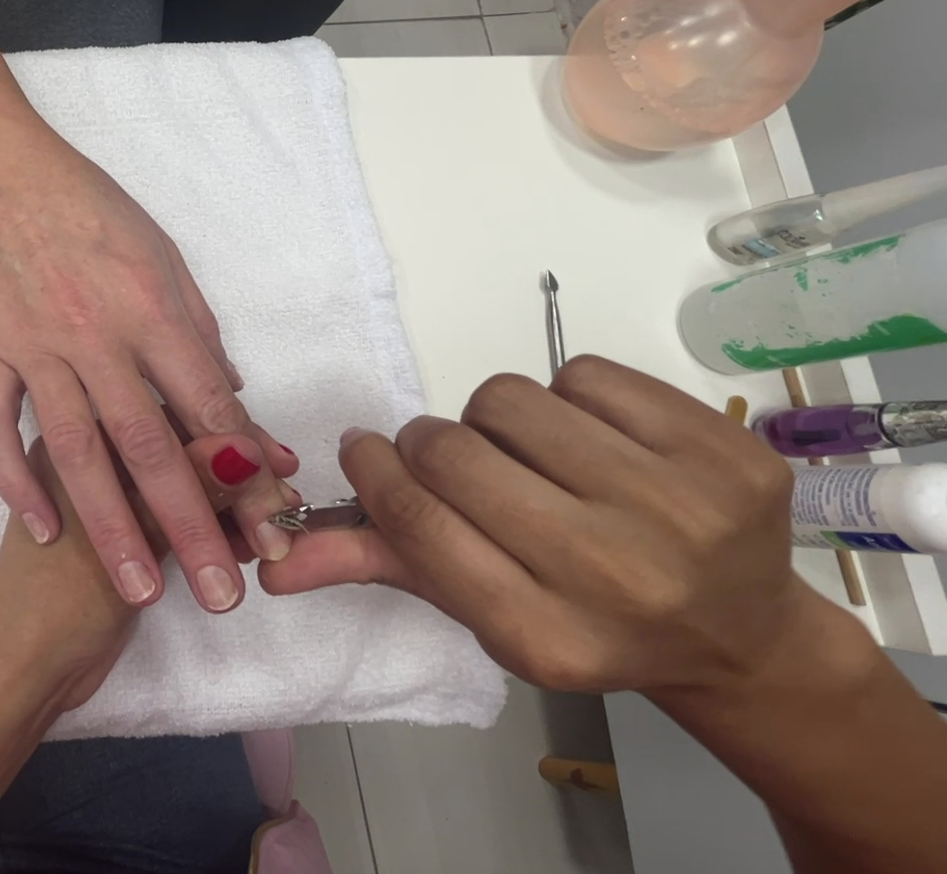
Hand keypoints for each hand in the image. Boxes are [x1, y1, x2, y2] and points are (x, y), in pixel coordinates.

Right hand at [0, 129, 299, 614]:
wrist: (0, 177)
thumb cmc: (93, 211)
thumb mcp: (165, 258)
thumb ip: (197, 334)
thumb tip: (229, 402)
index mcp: (151, 308)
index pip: (207, 405)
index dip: (246, 472)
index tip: (274, 530)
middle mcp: (95, 336)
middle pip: (147, 445)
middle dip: (190, 525)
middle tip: (222, 595)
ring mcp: (34, 350)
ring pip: (74, 451)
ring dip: (109, 524)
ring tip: (140, 590)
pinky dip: (13, 481)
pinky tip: (42, 530)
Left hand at [0, 430, 292, 710]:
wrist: (26, 672)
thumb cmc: (59, 602)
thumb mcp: (128, 543)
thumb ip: (183, 493)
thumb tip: (245, 448)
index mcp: (73, 440)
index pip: (159, 421)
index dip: (223, 438)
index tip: (276, 464)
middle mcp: (91, 456)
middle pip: (175, 448)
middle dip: (236, 472)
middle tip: (285, 501)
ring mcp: (110, 492)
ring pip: (181, 482)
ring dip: (229, 502)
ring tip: (275, 528)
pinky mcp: (126, 527)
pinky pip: (175, 511)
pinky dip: (212, 524)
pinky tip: (248, 540)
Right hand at [260, 355, 817, 697]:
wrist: (737, 635)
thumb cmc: (579, 621)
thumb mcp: (472, 609)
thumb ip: (376, 566)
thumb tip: (271, 565)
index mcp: (543, 634)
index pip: (417, 520)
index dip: (374, 470)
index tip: (365, 450)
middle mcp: (617, 579)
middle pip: (453, 452)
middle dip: (429, 444)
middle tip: (450, 461)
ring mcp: (684, 511)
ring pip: (509, 399)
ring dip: (493, 420)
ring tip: (524, 455)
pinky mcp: (728, 455)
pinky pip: (583, 373)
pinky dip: (563, 396)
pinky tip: (587, 440)